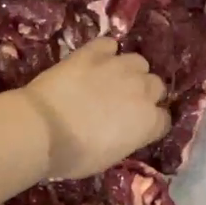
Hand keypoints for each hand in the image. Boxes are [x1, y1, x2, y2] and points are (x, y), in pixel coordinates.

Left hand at [19, 38, 169, 179]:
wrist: (42, 129)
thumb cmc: (73, 155)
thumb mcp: (107, 158)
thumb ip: (126, 139)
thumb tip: (124, 131)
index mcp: (148, 122)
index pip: (163, 120)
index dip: (150, 124)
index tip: (136, 129)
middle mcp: (142, 90)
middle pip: (155, 86)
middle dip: (143, 94)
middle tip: (122, 104)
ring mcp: (119, 66)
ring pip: (137, 62)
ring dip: (128, 72)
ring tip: (109, 81)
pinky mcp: (94, 52)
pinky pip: (109, 45)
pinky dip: (104, 53)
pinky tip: (93, 62)